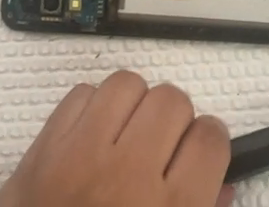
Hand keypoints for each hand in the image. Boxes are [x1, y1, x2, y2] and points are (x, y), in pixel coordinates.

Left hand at [0, 72, 231, 206]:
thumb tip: (223, 184)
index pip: (210, 139)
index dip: (209, 142)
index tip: (199, 152)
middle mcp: (130, 173)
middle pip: (171, 100)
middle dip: (173, 120)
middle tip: (160, 147)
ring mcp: (84, 153)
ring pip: (127, 84)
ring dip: (133, 105)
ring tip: (125, 134)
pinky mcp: (46, 145)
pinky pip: (81, 93)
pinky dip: (91, 109)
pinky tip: (91, 138)